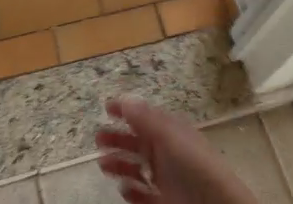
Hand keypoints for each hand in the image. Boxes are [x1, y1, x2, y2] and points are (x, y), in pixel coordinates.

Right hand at [94, 97, 257, 203]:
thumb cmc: (194, 165)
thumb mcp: (169, 137)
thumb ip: (146, 119)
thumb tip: (125, 98)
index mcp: (170, 131)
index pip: (145, 116)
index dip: (127, 110)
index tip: (106, 106)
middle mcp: (167, 152)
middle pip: (137, 141)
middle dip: (117, 138)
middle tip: (98, 139)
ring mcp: (165, 177)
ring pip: (137, 167)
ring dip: (119, 164)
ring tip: (103, 165)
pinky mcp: (163, 200)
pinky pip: (143, 194)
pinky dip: (132, 191)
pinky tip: (124, 189)